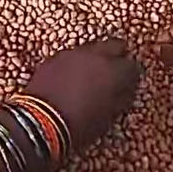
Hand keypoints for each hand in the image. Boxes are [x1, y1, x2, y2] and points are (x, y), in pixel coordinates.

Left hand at [22, 38, 139, 150]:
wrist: (40, 122)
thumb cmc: (79, 125)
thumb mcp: (107, 118)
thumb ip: (120, 99)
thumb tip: (124, 90)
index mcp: (115, 72)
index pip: (133, 67)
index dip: (131, 77)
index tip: (128, 85)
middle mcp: (97, 56)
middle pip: (115, 46)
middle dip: (117, 57)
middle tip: (114, 72)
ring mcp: (74, 53)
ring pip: (92, 48)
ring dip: (95, 58)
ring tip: (91, 76)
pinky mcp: (55, 57)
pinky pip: (72, 55)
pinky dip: (76, 63)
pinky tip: (72, 78)